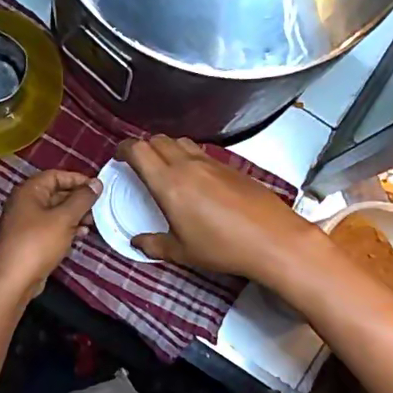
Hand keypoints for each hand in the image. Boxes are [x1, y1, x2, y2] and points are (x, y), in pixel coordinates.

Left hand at [0, 170, 99, 298]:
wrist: (13, 280)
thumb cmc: (38, 243)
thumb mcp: (65, 218)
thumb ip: (82, 199)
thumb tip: (97, 183)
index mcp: (29, 191)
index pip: (56, 175)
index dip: (78, 179)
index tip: (98, 188)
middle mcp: (25, 202)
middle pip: (56, 193)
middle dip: (79, 199)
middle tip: (99, 207)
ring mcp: (26, 222)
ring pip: (56, 211)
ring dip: (76, 215)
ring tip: (93, 222)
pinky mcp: (30, 239)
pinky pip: (52, 227)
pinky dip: (67, 228)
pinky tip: (82, 235)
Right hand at [117, 136, 322, 282]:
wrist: (272, 239)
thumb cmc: (225, 247)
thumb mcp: (182, 252)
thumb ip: (155, 244)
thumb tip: (139, 242)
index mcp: (169, 183)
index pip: (139, 149)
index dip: (124, 149)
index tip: (120, 157)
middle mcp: (189, 165)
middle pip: (158, 140)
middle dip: (144, 147)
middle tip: (138, 163)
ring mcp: (212, 163)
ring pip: (181, 142)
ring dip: (167, 148)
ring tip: (165, 168)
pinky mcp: (231, 167)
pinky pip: (202, 153)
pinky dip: (190, 157)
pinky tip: (195, 179)